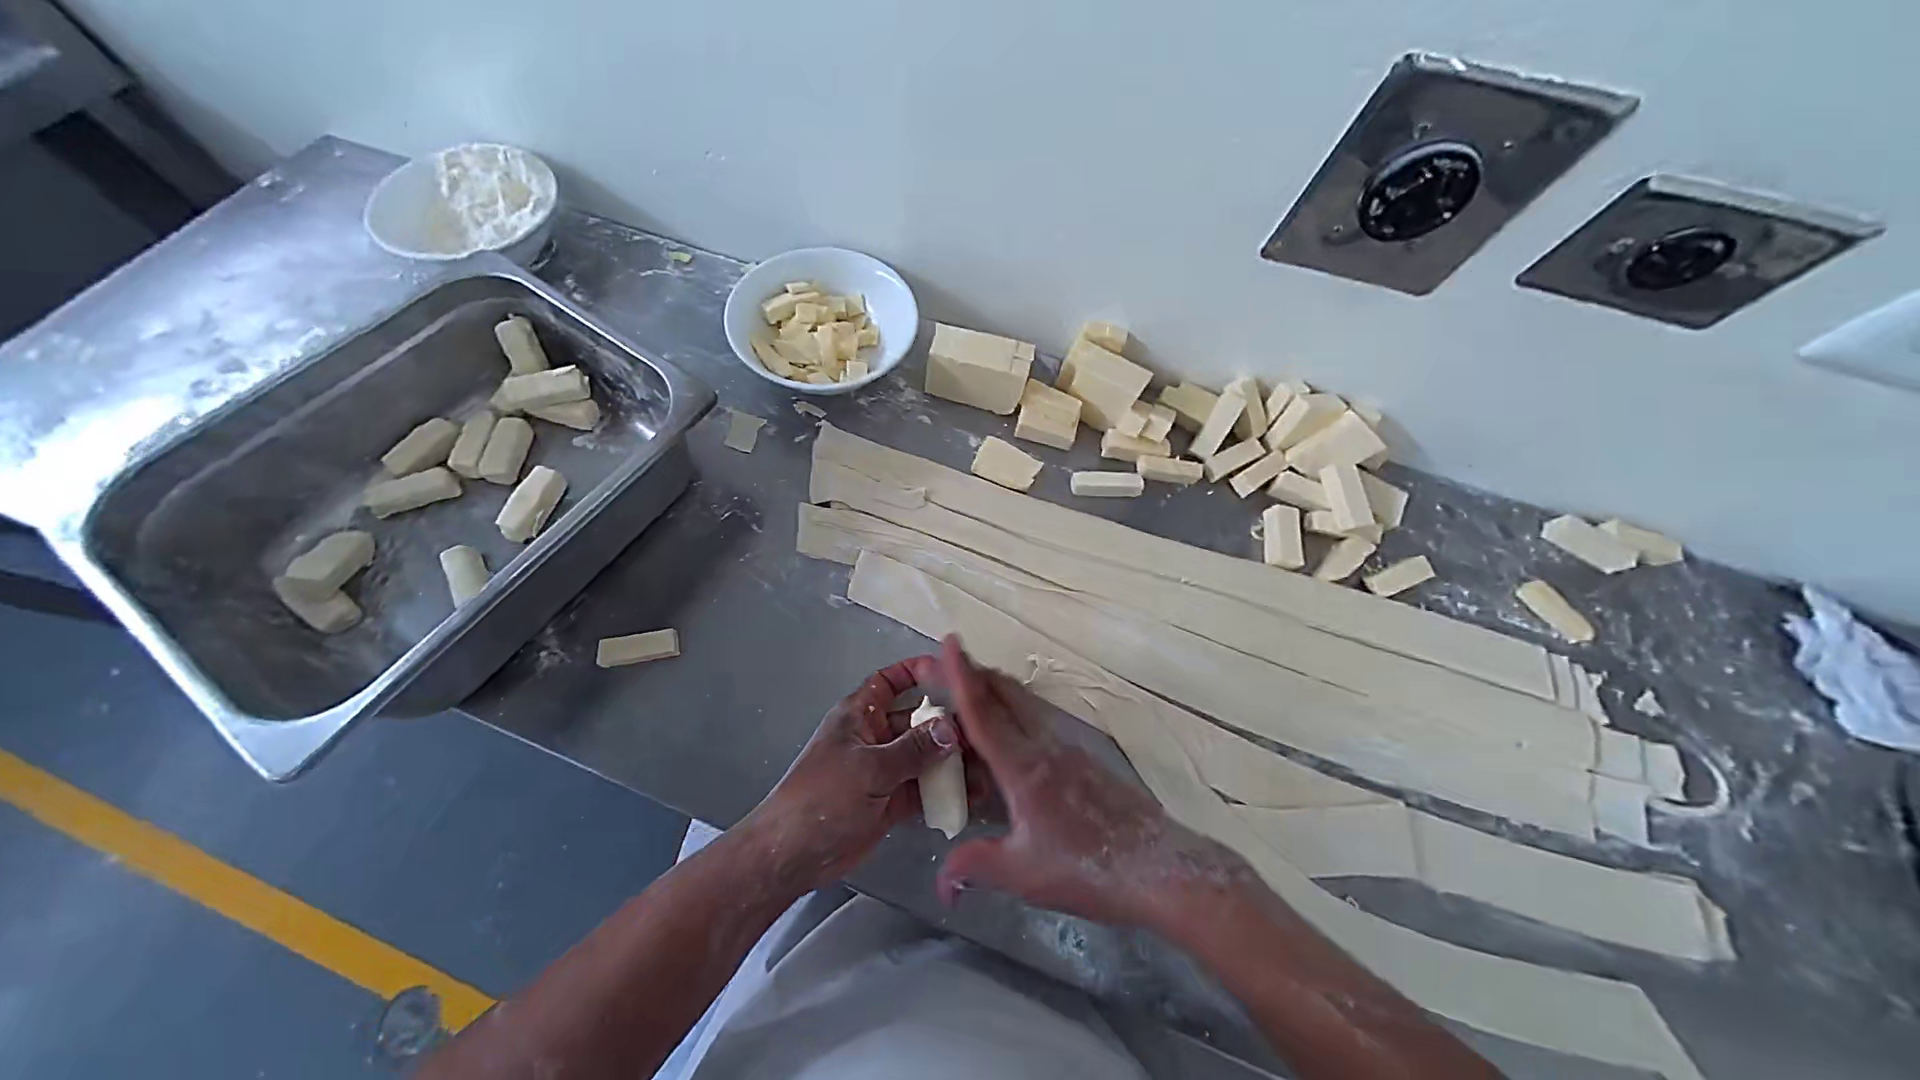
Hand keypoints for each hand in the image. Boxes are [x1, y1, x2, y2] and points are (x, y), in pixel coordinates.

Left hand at [736, 657, 960, 894]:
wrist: (793, 855)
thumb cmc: (821, 799)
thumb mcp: (870, 768)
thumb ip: (913, 749)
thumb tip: (949, 729)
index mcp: (858, 716)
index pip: (889, 682)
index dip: (915, 672)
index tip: (948, 672)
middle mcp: (873, 737)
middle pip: (916, 720)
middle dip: (946, 723)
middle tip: (981, 729)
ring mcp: (883, 770)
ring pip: (924, 756)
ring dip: (950, 760)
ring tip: (984, 764)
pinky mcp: (890, 800)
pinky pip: (923, 787)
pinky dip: (943, 790)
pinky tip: (969, 793)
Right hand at [933, 636, 1254, 932]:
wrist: (1159, 869)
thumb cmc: (1087, 870)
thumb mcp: (1022, 874)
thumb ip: (974, 867)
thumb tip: (941, 884)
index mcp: (1024, 767)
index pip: (985, 712)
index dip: (962, 676)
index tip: (950, 642)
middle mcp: (1046, 746)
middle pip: (1007, 694)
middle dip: (976, 673)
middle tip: (947, 666)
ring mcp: (1069, 749)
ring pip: (1026, 705)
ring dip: (997, 691)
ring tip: (971, 697)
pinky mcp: (1084, 759)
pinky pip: (1040, 723)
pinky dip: (1016, 715)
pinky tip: (1009, 743)